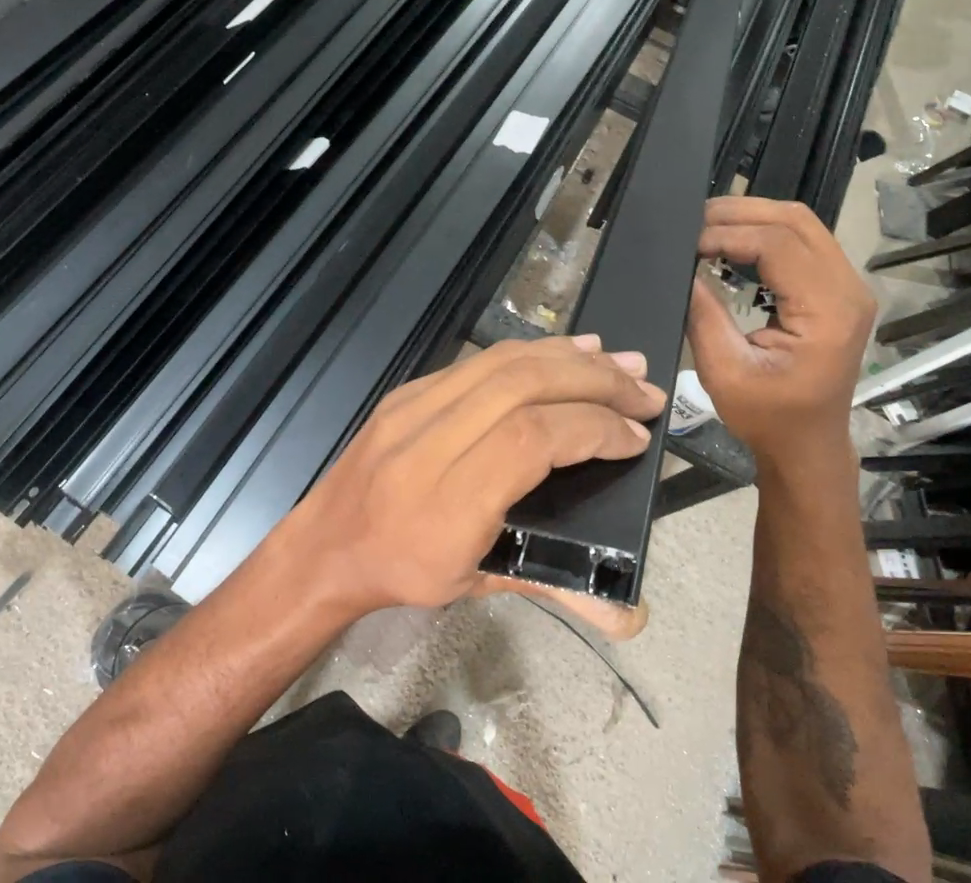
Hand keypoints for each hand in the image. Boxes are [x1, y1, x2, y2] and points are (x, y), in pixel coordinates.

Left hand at [275, 335, 666, 616]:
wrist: (325, 544)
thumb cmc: (403, 571)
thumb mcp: (475, 584)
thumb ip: (553, 582)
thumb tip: (630, 617)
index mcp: (448, 499)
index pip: (532, 438)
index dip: (593, 428)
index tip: (635, 439)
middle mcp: (428, 441)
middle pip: (523, 385)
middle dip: (595, 381)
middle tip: (645, 390)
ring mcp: (412, 407)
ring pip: (501, 362)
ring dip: (569, 357)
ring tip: (620, 363)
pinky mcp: (406, 391)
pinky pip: (477, 361)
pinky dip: (530, 353)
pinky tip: (565, 353)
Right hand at [684, 197, 874, 458]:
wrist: (806, 442)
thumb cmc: (767, 415)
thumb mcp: (724, 371)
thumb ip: (705, 316)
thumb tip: (685, 269)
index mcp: (827, 310)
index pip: (778, 245)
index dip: (728, 235)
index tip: (687, 245)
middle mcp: (847, 289)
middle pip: (796, 221)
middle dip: (741, 213)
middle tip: (692, 222)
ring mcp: (847, 287)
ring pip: (802, 224)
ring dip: (753, 218)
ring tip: (707, 227)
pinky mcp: (836, 290)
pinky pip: (804, 242)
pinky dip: (765, 233)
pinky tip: (732, 244)